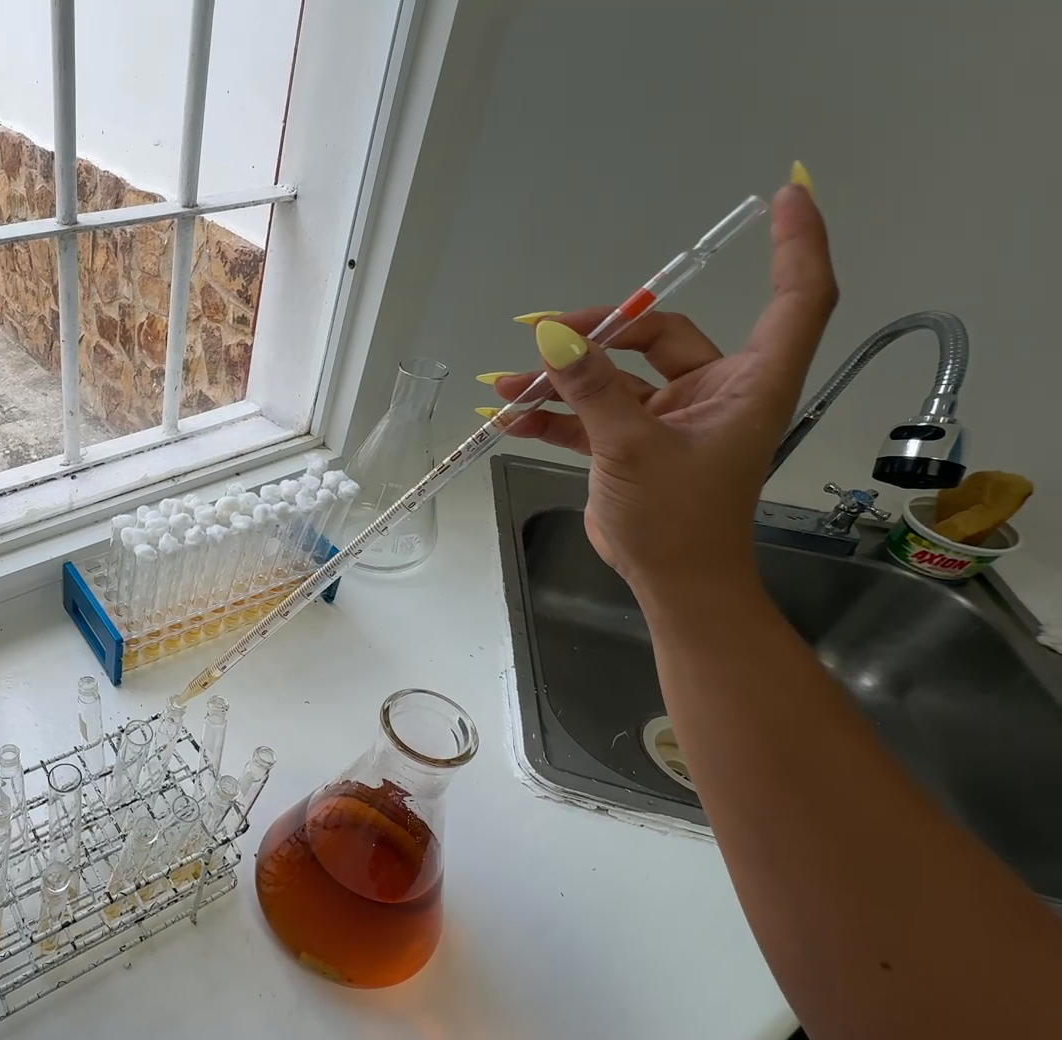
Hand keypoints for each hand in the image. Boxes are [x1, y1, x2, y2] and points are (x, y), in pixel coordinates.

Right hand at [491, 182, 837, 594]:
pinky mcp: (629, 441)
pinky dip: (551, 414)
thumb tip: (551, 340)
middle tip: (543, 336)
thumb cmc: (679, 519)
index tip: (789, 194)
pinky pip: (587, 413)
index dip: (797, 245)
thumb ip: (592, 392)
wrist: (667, 579)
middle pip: (660, 334)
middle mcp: (712, 391)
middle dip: (598, 334)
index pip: (794, 298)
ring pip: (612, 375)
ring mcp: (666, 416)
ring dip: (559, 379)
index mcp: (748, 384)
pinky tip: (508, 417)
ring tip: (506, 386)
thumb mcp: (632, 450)